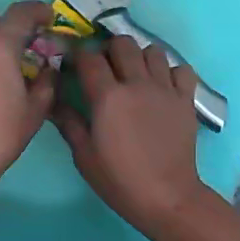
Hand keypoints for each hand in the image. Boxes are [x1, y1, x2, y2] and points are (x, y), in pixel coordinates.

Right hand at [52, 35, 213, 232]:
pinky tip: (163, 86)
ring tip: (134, 75)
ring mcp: (165, 89)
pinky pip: (181, 69)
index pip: (89, 58)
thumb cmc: (119, 180)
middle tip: (105, 68)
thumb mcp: (84, 156)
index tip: (74, 65)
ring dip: (140, 57)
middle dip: (109, 50)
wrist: (166, 196)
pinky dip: (170, 71)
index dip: (78, 56)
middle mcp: (137, 84)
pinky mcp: (186, 100)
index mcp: (108, 97)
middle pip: (122, 44)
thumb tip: (53, 101)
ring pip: (152, 51)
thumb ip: (69, 123)